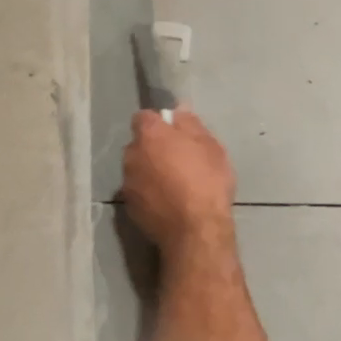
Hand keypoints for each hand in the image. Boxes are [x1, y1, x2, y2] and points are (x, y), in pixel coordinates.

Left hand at [122, 107, 235, 247]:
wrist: (195, 230)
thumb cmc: (208, 182)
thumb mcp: (212, 148)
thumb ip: (191, 125)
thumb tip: (179, 110)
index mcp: (150, 135)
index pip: (144, 116)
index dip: (160, 123)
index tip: (177, 133)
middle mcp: (131, 155)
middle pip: (140, 144)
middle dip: (154, 148)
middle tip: (180, 161)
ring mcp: (128, 182)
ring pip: (138, 169)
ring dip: (151, 171)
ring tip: (175, 186)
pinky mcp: (130, 207)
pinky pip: (140, 192)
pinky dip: (151, 194)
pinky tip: (170, 204)